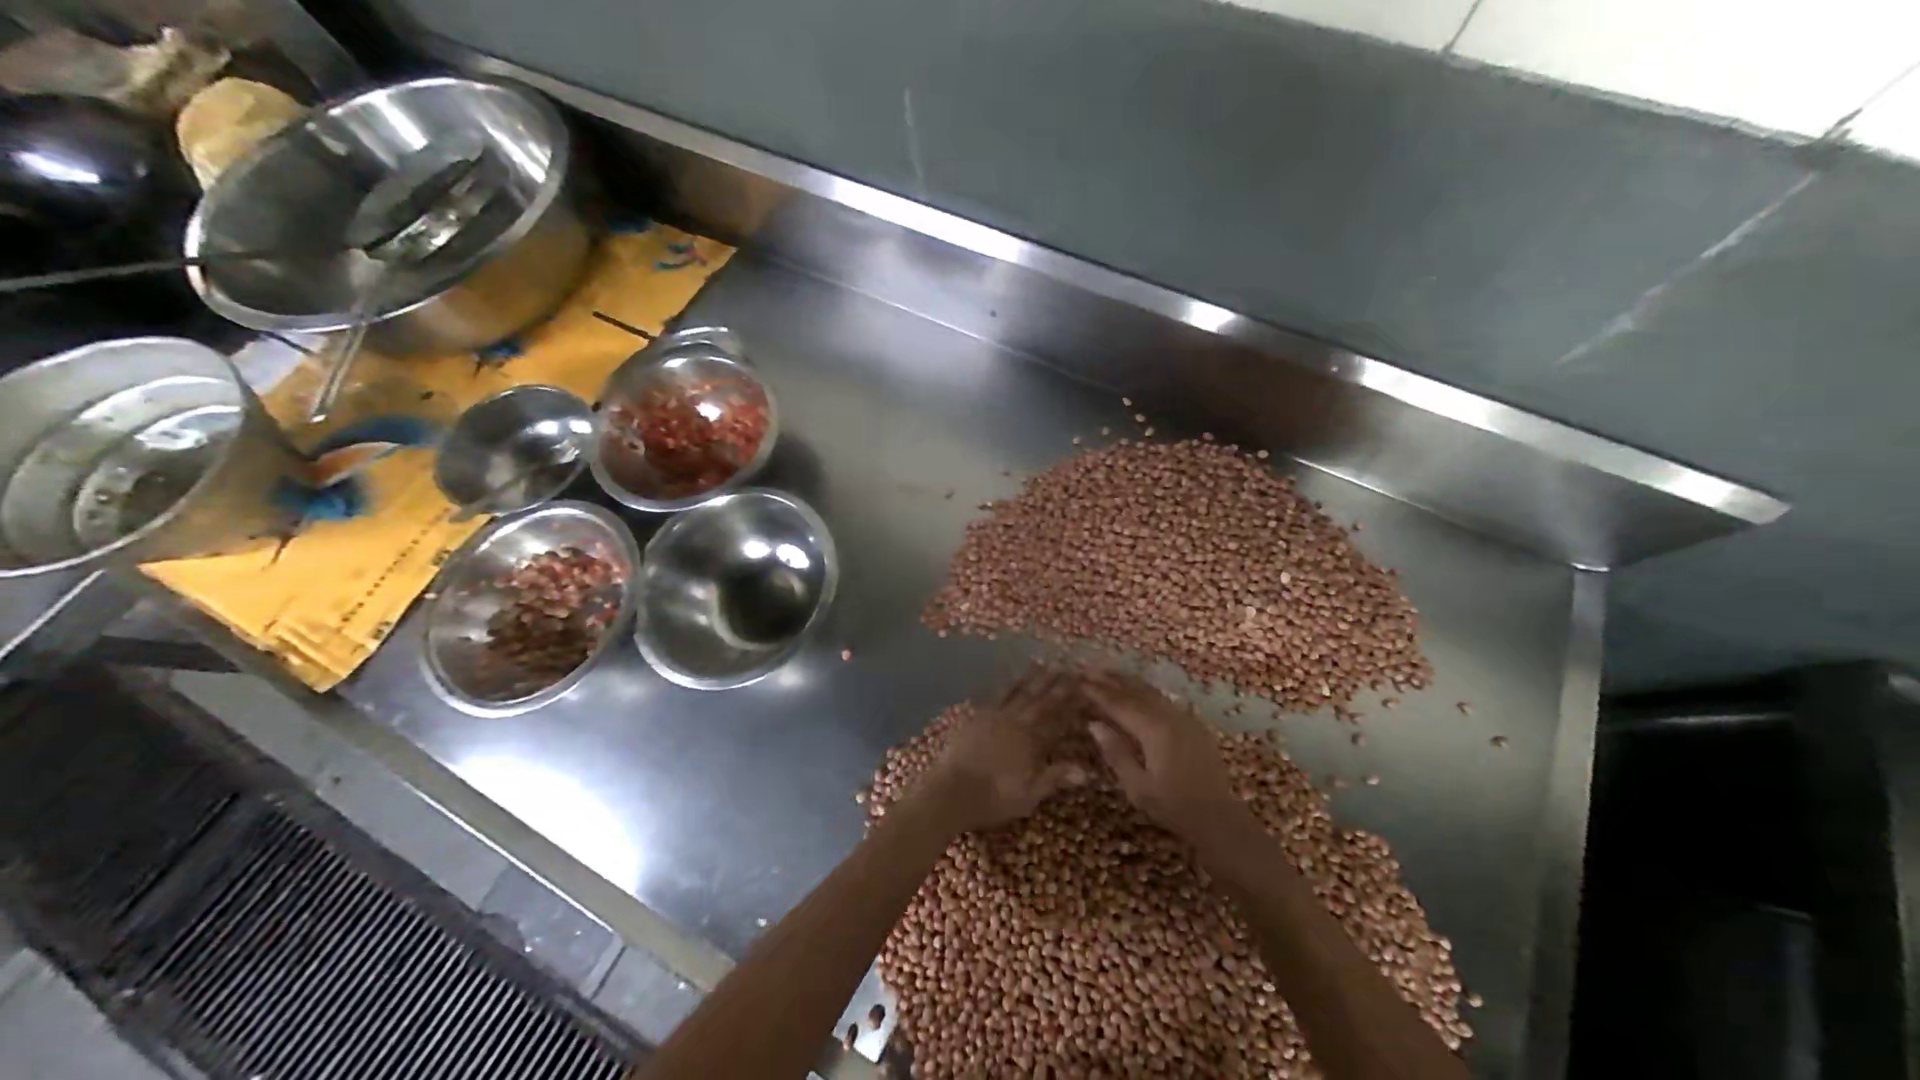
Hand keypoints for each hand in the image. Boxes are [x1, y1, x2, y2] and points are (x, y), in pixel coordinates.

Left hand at [913, 670, 1088, 832]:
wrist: (950, 792)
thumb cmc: (993, 798)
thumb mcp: (1029, 794)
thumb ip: (1055, 778)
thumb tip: (1087, 772)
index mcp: (1029, 739)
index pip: (1054, 715)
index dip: (1068, 701)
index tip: (1080, 685)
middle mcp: (1013, 722)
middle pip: (1036, 698)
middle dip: (1052, 682)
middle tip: (1065, 665)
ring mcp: (992, 717)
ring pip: (1015, 691)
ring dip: (1029, 678)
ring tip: (1041, 663)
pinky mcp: (974, 718)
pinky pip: (994, 696)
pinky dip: (1005, 686)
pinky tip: (1009, 680)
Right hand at [1083, 671, 1246, 842]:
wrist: (1219, 818)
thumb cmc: (1173, 806)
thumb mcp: (1137, 787)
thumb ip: (1116, 753)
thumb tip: (1094, 724)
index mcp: (1154, 730)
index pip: (1120, 704)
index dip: (1098, 692)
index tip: (1078, 681)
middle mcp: (1170, 717)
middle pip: (1136, 691)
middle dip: (1111, 680)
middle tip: (1089, 670)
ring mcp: (1184, 719)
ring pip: (1152, 692)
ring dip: (1128, 681)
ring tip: (1108, 673)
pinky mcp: (1193, 725)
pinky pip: (1164, 699)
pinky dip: (1146, 691)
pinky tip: (1138, 690)